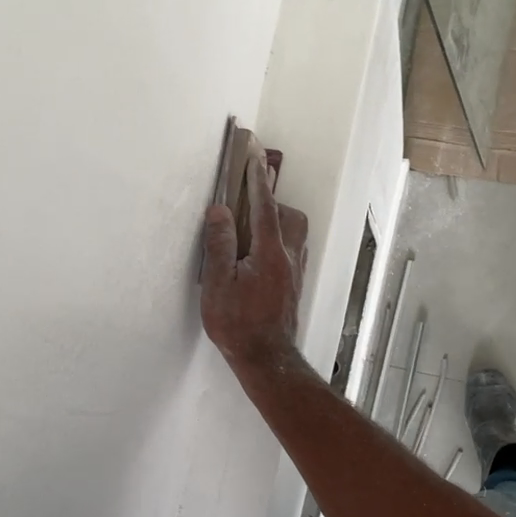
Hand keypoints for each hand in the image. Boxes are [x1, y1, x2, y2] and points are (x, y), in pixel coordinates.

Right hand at [201, 150, 307, 370]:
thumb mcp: (217, 284)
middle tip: (251, 198)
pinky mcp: (295, 287)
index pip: (265, 207)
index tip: (255, 157)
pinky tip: (262, 253)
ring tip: (255, 226)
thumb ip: (220, 244)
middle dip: (273, 202)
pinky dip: (281, 240)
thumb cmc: (237, 324)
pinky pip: (294, 250)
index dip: (258, 181)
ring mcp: (295, 273)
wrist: (265, 359)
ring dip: (280, 222)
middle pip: (290, 217)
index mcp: (269, 253)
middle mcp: (288, 258)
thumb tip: (221, 211)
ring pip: (297, 234)